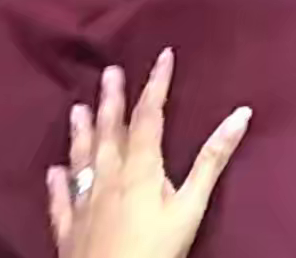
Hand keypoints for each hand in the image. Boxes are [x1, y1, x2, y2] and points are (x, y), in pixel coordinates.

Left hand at [46, 49, 250, 257]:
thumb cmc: (155, 250)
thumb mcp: (192, 205)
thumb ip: (213, 159)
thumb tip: (242, 112)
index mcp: (139, 170)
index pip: (148, 117)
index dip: (156, 84)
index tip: (163, 56)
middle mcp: (108, 180)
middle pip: (110, 133)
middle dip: (112, 101)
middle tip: (109, 72)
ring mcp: (84, 207)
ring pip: (83, 161)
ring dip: (82, 133)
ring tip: (77, 109)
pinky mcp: (69, 233)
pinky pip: (61, 202)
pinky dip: (57, 183)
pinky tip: (52, 171)